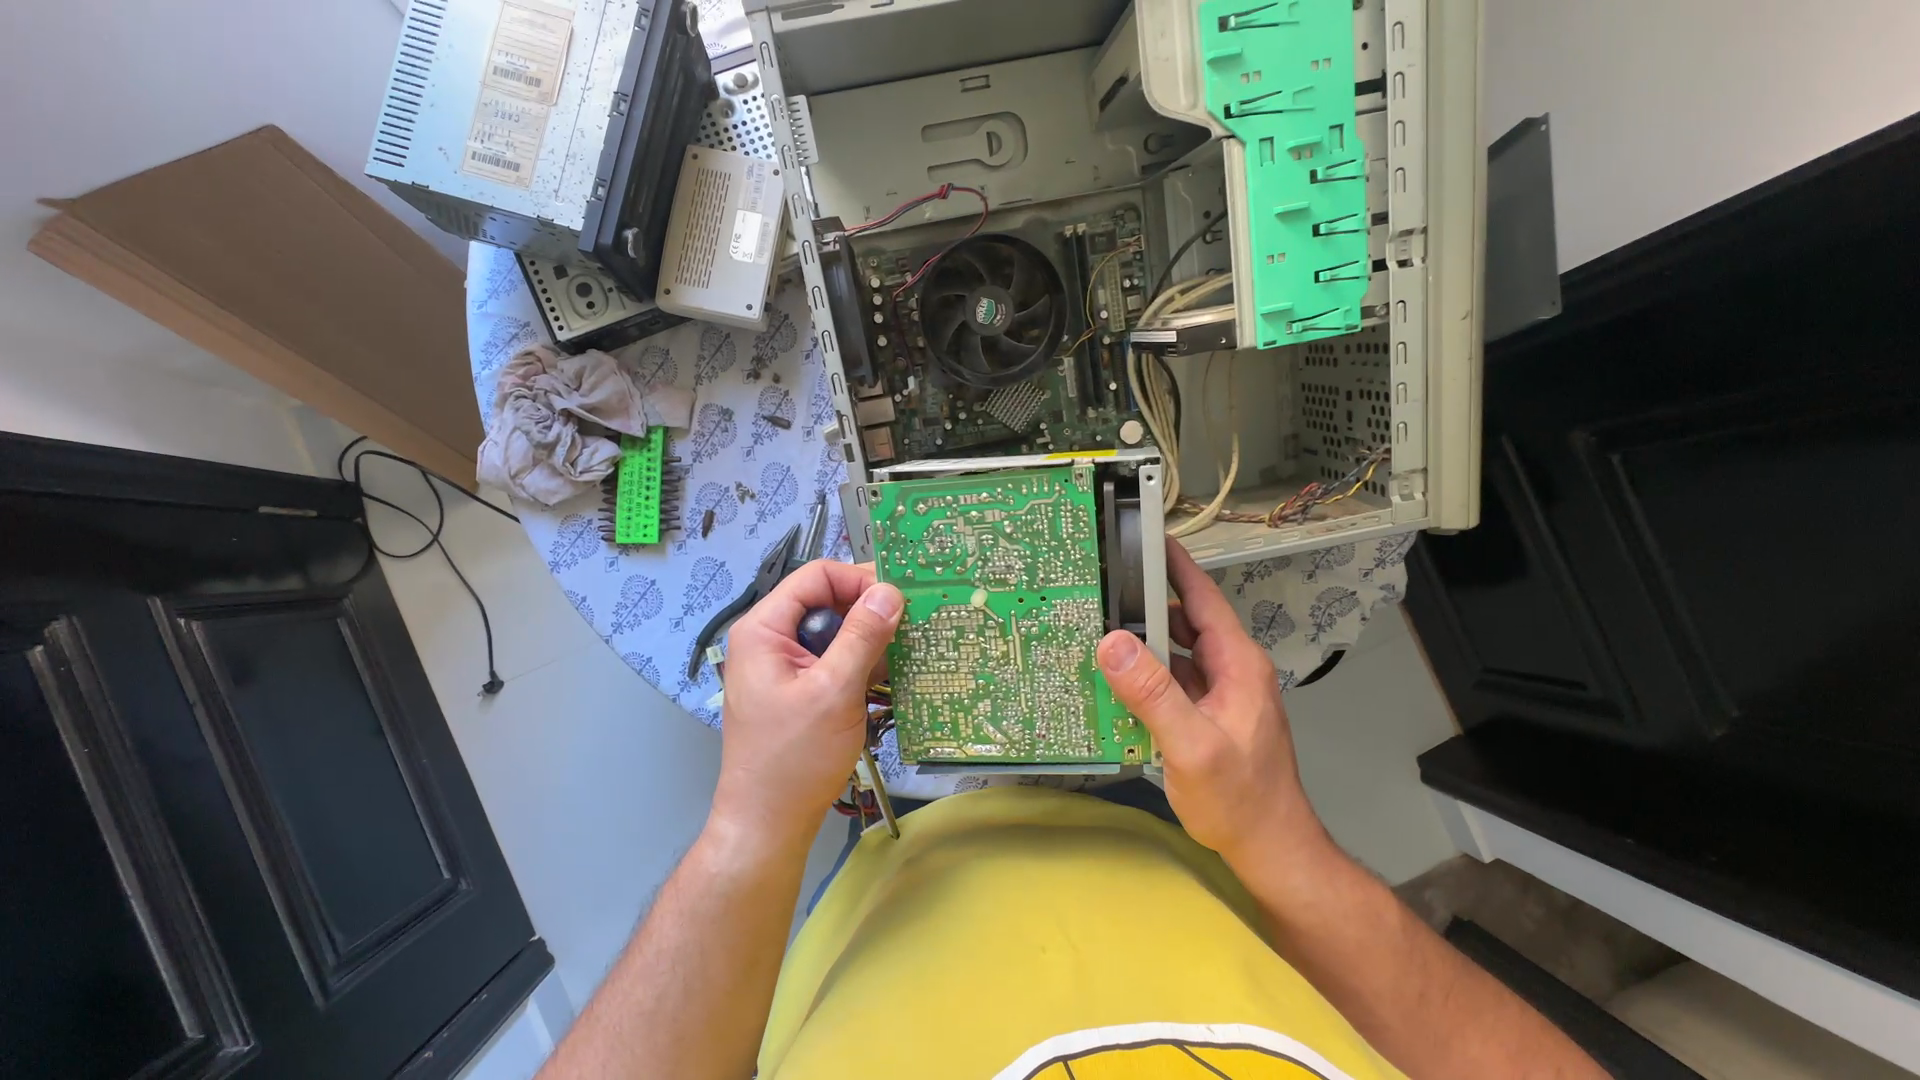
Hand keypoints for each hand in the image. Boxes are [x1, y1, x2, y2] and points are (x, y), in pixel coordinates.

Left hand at [712, 560, 901, 845]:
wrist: (768, 824)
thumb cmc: (794, 758)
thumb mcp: (835, 692)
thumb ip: (863, 637)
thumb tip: (891, 591)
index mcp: (764, 629)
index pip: (816, 577)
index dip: (858, 580)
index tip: (900, 598)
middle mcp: (769, 640)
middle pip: (826, 602)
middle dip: (869, 610)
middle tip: (913, 623)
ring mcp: (783, 667)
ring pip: (833, 633)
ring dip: (870, 639)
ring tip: (910, 648)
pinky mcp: (798, 690)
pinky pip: (832, 661)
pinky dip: (861, 664)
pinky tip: (892, 675)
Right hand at [1096, 538, 1328, 868]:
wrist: (1270, 849)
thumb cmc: (1240, 800)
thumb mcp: (1192, 746)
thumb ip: (1152, 694)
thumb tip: (1112, 642)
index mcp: (1238, 664)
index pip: (1204, 598)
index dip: (1175, 566)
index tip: (1144, 536)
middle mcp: (1231, 670)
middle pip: (1185, 621)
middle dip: (1145, 602)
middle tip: (1099, 583)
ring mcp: (1220, 694)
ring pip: (1176, 652)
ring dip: (1142, 640)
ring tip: (1097, 624)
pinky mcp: (1207, 716)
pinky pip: (1173, 680)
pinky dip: (1145, 673)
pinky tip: (1114, 678)